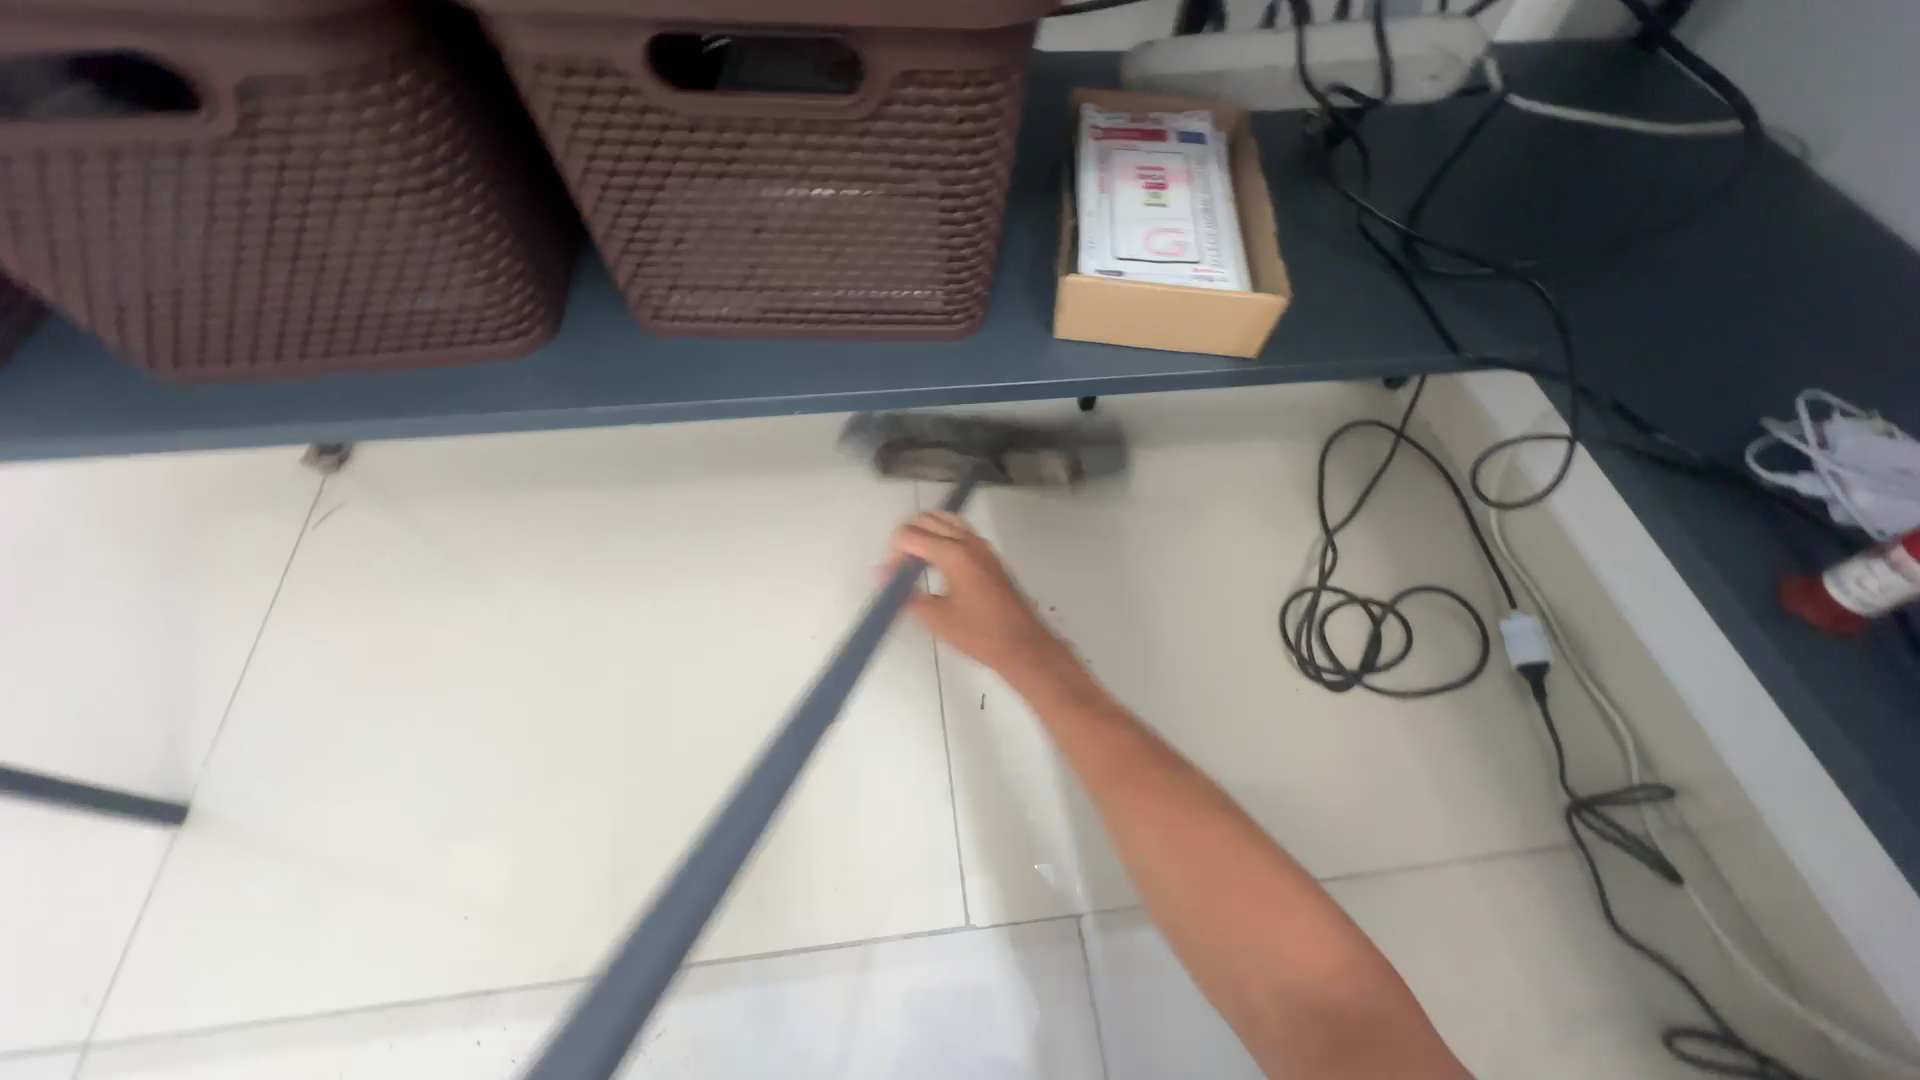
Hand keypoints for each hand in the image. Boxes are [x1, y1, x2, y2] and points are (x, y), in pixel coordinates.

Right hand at [885, 511, 1080, 686]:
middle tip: (899, 567)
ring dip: (926, 532)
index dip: (893, 554)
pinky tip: (937, 564)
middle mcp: (968, 541)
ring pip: (946, 520)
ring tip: (915, 561)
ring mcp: (982, 546)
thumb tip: (879, 575)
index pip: (910, 535)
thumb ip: (904, 593)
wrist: (1023, 645)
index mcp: (953, 554)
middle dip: (907, 537)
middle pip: (927, 519)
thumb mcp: (936, 618)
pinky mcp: (990, 555)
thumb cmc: (979, 634)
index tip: (890, 578)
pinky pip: (961, 531)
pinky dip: (943, 536)